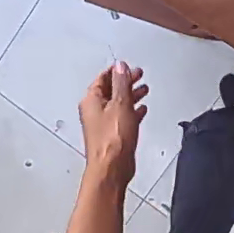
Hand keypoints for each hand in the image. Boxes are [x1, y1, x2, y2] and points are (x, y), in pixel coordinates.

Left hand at [78, 61, 147, 186]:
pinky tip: (140, 110)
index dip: (116, 70)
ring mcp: (103, 123)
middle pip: (110, 90)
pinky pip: (123, 116)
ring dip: (130, 95)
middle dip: (125, 82)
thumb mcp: (121, 104)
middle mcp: (94, 111)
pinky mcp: (112, 134)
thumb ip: (122, 83)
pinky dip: (132, 110)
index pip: (103, 78)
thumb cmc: (112, 140)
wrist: (113, 166)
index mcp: (91, 101)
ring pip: (117, 103)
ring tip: (142, 89)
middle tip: (137, 75)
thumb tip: (120, 67)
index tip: (126, 66)